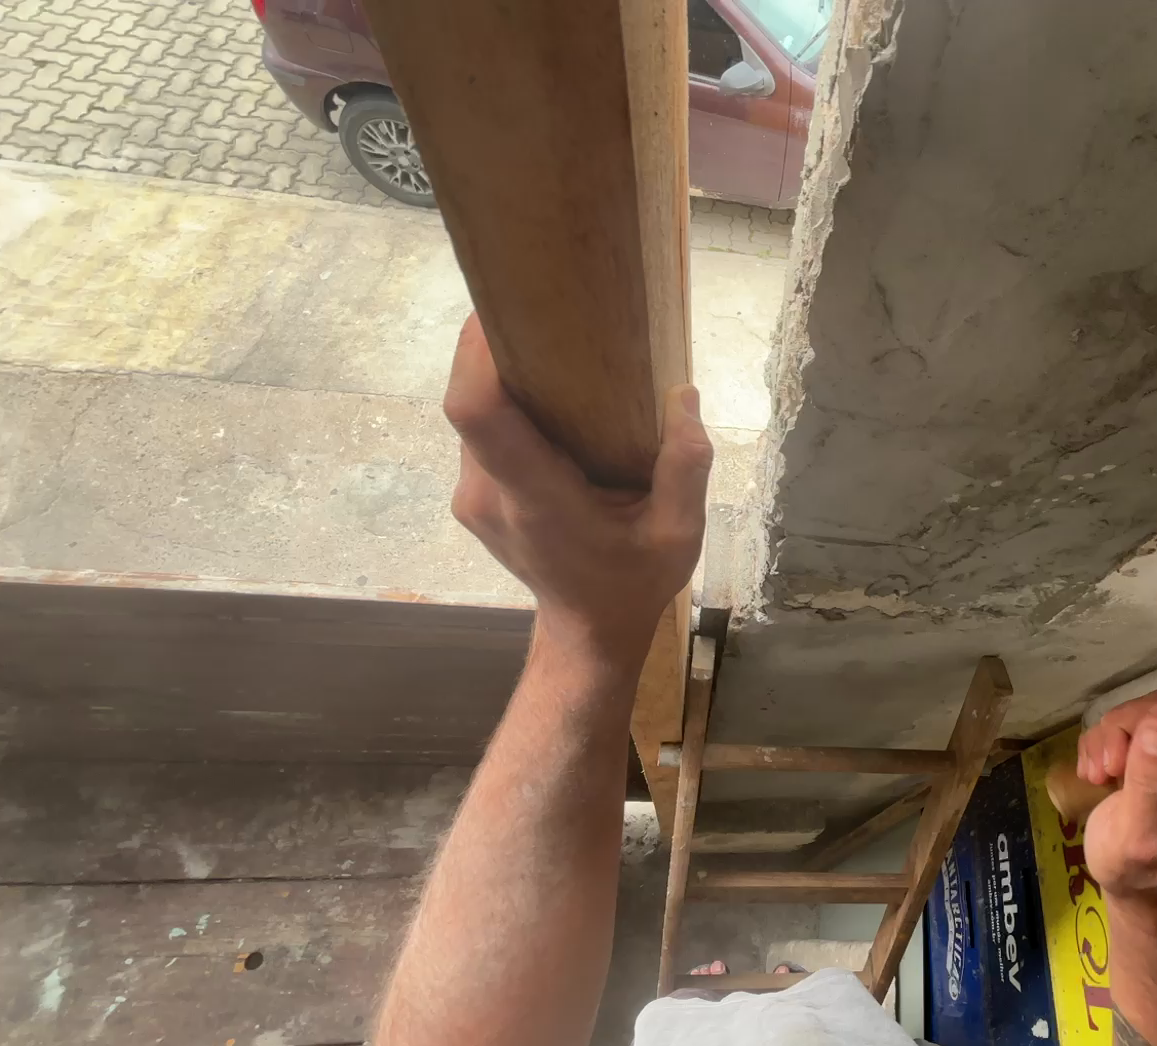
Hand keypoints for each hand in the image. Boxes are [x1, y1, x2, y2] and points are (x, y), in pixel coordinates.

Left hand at [442, 313, 712, 661]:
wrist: (589, 630)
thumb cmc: (634, 583)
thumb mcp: (680, 535)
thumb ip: (685, 468)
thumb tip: (683, 396)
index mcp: (536, 500)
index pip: (477, 411)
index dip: (479, 351)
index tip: (510, 304)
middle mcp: (487, 494)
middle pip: (471, 402)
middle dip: (501, 351)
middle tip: (555, 318)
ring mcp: (472, 497)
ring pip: (473, 416)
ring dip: (506, 379)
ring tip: (560, 356)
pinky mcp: (474, 496)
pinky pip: (481, 433)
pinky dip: (509, 406)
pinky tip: (552, 403)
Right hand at [1078, 688, 1156, 903]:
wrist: (1127, 886)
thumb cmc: (1136, 873)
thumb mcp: (1140, 840)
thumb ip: (1152, 787)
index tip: (1146, 726)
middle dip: (1135, 727)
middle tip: (1107, 766)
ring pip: (1156, 713)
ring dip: (1115, 735)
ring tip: (1095, 774)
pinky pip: (1138, 722)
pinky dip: (1108, 739)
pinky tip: (1095, 771)